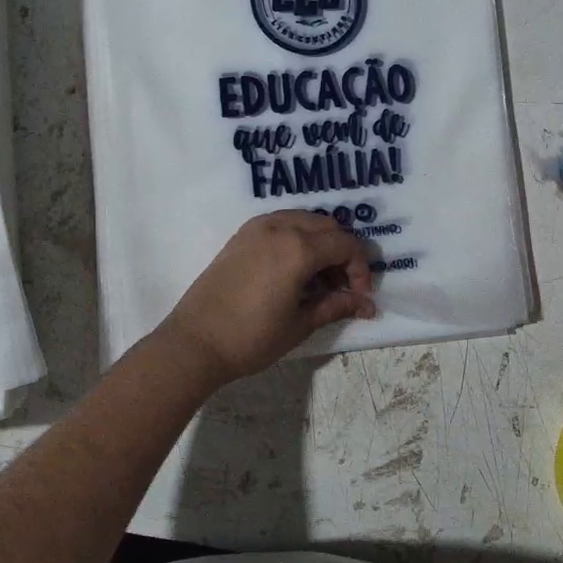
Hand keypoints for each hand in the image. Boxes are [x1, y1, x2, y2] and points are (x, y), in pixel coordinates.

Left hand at [155, 211, 377, 384]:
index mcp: (299, 248)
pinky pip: (281, 223)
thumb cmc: (252, 338)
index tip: (358, 296)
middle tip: (340, 287)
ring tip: (317, 278)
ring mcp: (258, 227)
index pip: (346, 245)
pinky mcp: (241, 235)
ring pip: (304, 220)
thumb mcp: (300, 324)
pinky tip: (292, 268)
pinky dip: (296, 237)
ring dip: (320, 242)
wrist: (195, 343)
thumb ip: (336, 306)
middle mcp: (280, 227)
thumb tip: (367, 306)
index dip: (360, 269)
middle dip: (342, 253)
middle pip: (328, 226)